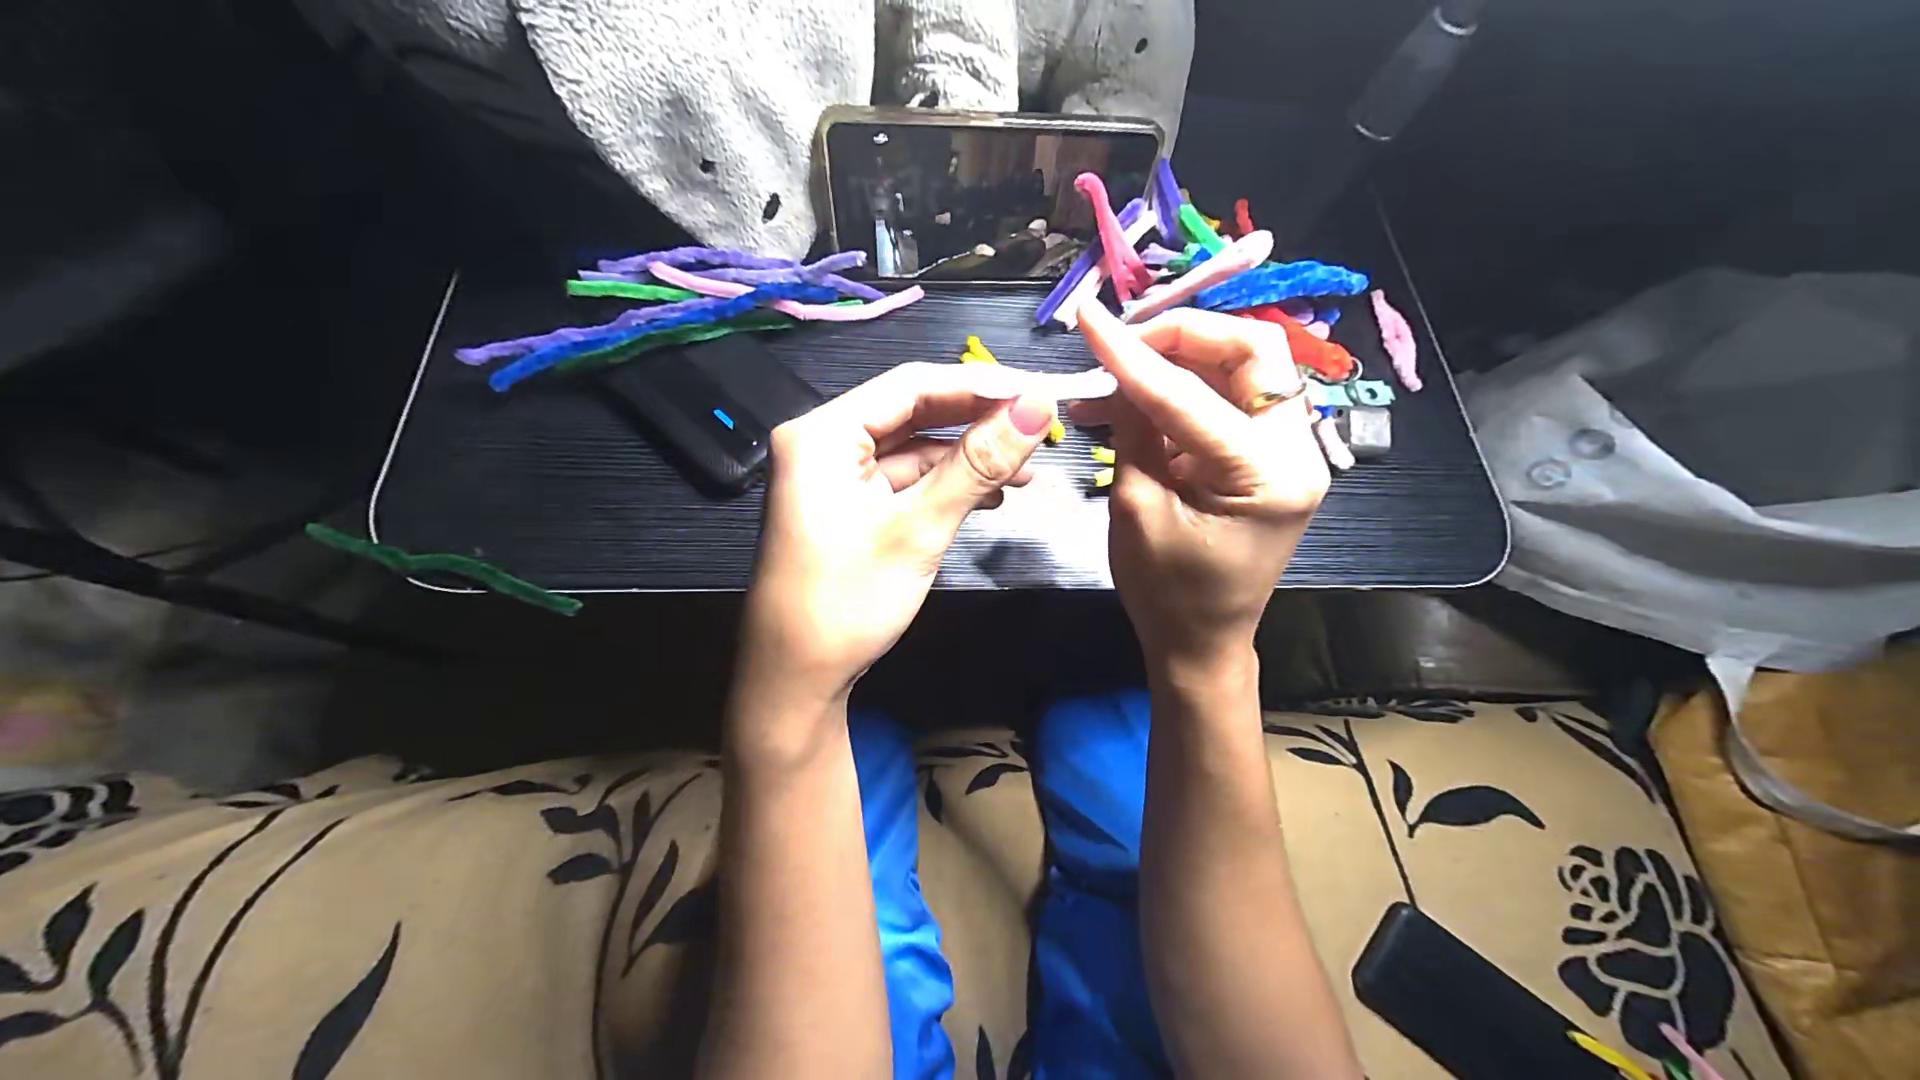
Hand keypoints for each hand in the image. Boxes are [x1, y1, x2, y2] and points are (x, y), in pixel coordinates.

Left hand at [737, 362, 1055, 711]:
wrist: (797, 681)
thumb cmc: (846, 604)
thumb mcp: (918, 530)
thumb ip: (977, 464)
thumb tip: (1037, 409)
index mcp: (823, 434)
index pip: (912, 385)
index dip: (980, 385)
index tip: (1039, 394)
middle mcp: (824, 444)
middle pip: (913, 413)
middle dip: (977, 422)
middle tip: (1039, 427)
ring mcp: (835, 478)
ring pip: (913, 449)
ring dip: (967, 458)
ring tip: (1024, 472)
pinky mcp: (849, 508)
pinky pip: (904, 481)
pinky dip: (945, 486)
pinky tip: (988, 498)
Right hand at [1075, 300, 1329, 664]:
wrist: (1202, 641)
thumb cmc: (1166, 593)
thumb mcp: (1136, 510)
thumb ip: (1132, 432)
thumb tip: (1117, 372)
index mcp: (1268, 477)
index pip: (1190, 395)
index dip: (1133, 354)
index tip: (1089, 318)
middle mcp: (1297, 452)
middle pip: (1251, 351)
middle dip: (1181, 334)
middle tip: (1122, 344)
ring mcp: (1291, 450)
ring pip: (1245, 365)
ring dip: (1182, 357)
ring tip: (1120, 371)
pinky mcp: (1271, 454)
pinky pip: (1232, 397)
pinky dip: (1186, 387)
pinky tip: (1140, 399)